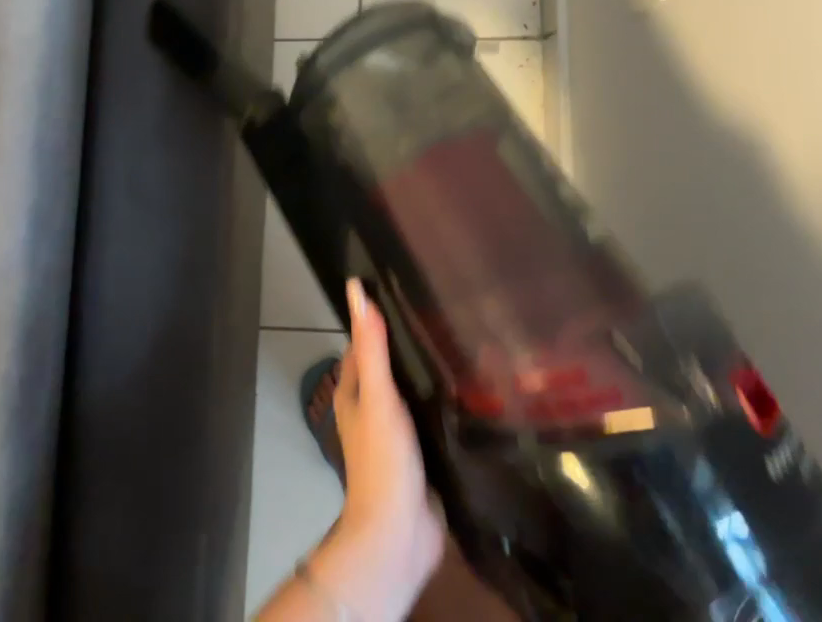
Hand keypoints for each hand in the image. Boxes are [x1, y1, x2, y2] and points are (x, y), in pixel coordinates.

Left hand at [305, 279, 445, 621]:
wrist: (401, 531)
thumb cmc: (383, 459)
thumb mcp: (378, 395)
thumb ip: (371, 346)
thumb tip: (356, 291)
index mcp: (353, 393)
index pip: (362, 345)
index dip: (376, 320)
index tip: (403, 291)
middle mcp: (371, 409)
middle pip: (386, 368)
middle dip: (407, 345)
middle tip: (442, 315)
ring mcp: (396, 434)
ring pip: (410, 393)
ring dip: (427, 374)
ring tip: (461, 345)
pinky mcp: (420, 454)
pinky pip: (430, 418)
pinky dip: (442, 403)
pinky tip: (468, 393)